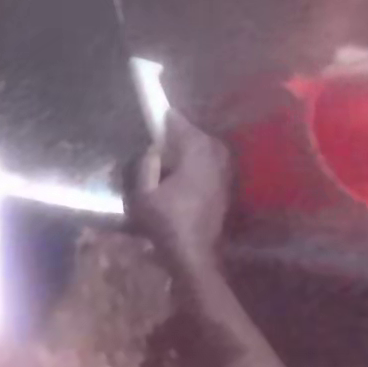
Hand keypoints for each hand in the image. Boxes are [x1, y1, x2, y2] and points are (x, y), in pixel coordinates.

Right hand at [131, 109, 230, 274]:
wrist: (192, 253)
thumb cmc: (164, 224)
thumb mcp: (143, 195)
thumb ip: (146, 167)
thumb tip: (153, 149)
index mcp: (194, 161)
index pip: (185, 130)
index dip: (172, 120)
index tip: (161, 113)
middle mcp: (213, 164)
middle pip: (202, 137)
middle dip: (185, 131)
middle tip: (167, 131)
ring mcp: (222, 178)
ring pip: (212, 150)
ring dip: (196, 145)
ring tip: (178, 148)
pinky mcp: (224, 191)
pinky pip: (215, 164)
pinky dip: (203, 159)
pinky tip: (189, 168)